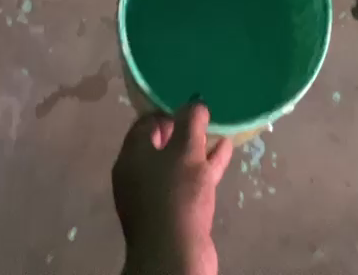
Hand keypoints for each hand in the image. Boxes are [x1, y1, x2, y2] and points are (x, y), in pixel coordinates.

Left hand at [112, 101, 232, 274]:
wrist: (175, 255)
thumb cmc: (176, 194)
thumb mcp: (186, 150)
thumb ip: (191, 121)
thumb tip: (196, 103)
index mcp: (132, 155)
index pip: (146, 121)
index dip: (168, 109)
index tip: (190, 102)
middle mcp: (138, 174)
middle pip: (162, 142)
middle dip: (185, 128)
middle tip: (205, 115)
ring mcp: (154, 195)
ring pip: (178, 162)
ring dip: (198, 146)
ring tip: (220, 129)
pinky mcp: (172, 212)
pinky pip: (188, 180)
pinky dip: (205, 165)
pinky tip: (225, 151)